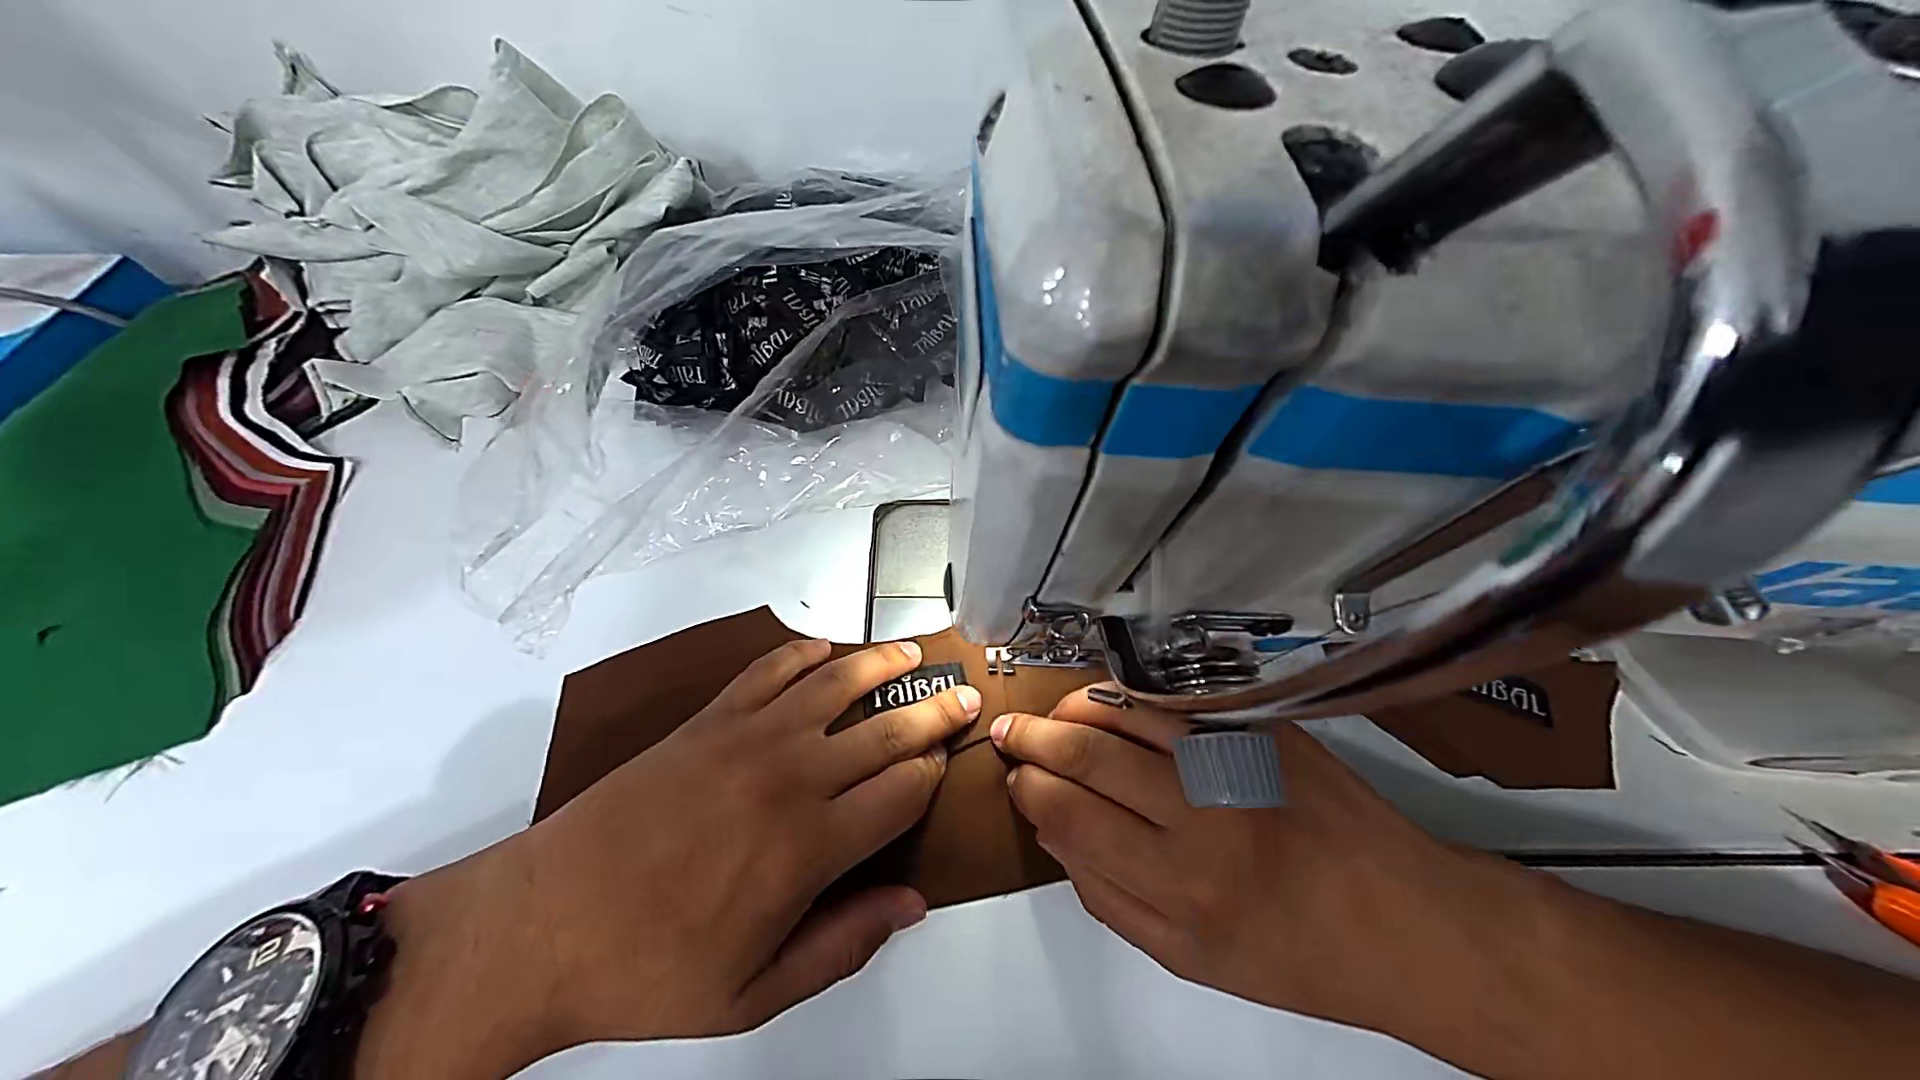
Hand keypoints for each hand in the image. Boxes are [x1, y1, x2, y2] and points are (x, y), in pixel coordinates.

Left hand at [356, 639, 980, 1077]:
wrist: (541, 924)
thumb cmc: (647, 968)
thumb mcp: (754, 993)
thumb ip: (844, 945)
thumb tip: (912, 905)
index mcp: (808, 847)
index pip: (902, 791)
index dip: (936, 772)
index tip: (953, 760)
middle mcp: (789, 778)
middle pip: (885, 728)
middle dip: (934, 711)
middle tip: (963, 695)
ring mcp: (746, 738)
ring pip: (836, 683)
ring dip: (882, 664)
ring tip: (912, 655)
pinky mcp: (707, 719)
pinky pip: (768, 670)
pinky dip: (804, 653)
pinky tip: (825, 649)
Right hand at [990, 687, 1547, 1040]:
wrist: (1405, 920)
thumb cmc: (1297, 954)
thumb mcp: (1189, 960)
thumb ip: (1108, 898)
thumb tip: (1054, 836)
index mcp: (1178, 882)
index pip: (1068, 814)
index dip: (1028, 788)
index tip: (1014, 777)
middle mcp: (1201, 814)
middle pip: (1086, 755)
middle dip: (1033, 738)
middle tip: (1008, 732)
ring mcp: (1233, 760)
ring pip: (1126, 713)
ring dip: (1073, 707)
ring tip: (1050, 713)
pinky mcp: (1261, 730)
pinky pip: (1175, 701)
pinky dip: (1130, 695)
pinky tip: (1106, 700)